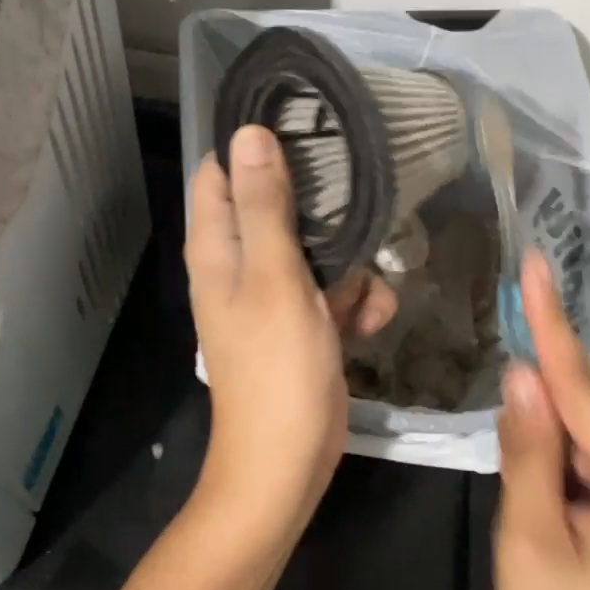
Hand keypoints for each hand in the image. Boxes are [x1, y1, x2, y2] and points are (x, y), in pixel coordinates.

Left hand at [186, 125, 396, 545]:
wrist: (287, 462)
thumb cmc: (276, 370)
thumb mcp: (275, 280)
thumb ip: (265, 206)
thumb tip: (249, 132)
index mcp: (218, 248)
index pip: (223, 172)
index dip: (257, 146)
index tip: (308, 126)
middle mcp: (239, 265)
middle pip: (277, 206)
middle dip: (323, 206)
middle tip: (362, 202)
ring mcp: (272, 296)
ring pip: (316, 249)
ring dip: (350, 263)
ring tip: (366, 291)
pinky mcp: (302, 325)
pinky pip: (332, 292)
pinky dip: (354, 302)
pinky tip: (371, 322)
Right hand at [496, 250, 589, 589]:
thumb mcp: (528, 543)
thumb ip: (528, 453)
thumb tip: (524, 373)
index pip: (589, 393)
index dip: (553, 325)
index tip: (536, 264)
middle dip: (544, 388)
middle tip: (503, 367)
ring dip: (551, 426)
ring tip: (522, 471)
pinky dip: (566, 449)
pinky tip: (543, 474)